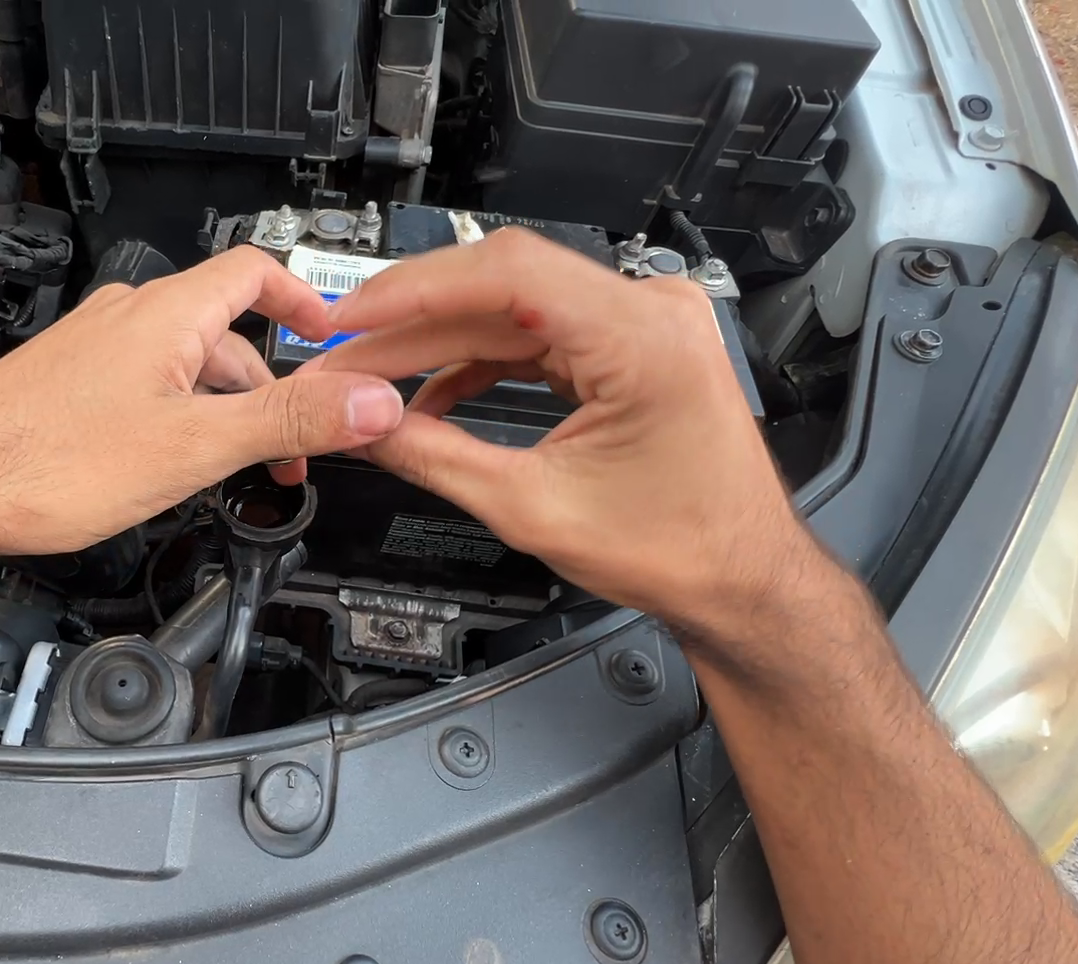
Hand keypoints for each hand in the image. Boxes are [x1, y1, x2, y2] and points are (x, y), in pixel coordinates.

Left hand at [0, 245, 405, 563]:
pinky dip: (178, 418)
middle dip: (269, 390)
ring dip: (223, 412)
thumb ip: (287, 420)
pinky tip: (171, 463)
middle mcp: (127, 320)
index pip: (254, 272)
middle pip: (226, 334)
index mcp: (166, 315)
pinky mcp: (69, 385)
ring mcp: (94, 352)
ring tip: (234, 468)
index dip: (302, 300)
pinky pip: (144, 388)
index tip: (330, 340)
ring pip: (184, 369)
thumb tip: (368, 401)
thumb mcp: (194, 446)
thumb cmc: (45, 462)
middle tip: (290, 451)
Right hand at [319, 228, 813, 633]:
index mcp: (641, 338)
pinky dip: (469, 365)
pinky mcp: (616, 348)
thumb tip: (368, 428)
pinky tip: (427, 396)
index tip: (350, 317)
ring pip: (501, 314)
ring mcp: (631, 326)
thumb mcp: (530, 508)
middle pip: (494, 291)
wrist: (735, 575)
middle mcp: (643, 312)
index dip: (411, 290)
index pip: (505, 274)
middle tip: (342, 360)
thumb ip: (436, 459)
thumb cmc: (674, 547)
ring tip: (371, 380)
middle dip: (407, 327)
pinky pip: (525, 339)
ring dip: (431, 346)